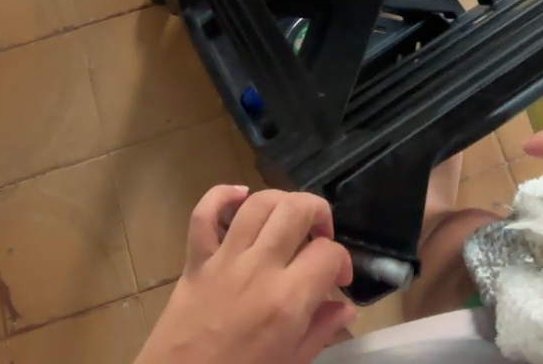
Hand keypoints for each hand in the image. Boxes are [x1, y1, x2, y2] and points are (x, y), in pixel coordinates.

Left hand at [134, 186, 356, 363]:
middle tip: (320, 236)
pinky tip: (240, 195)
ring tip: (290, 219)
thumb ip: (320, 331)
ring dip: (281, 201)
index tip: (339, 278)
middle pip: (296, 210)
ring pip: (258, 203)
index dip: (342, 260)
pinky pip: (204, 212)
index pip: (328, 253)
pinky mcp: (196, 257)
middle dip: (318, 212)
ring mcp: (225, 258)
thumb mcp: (291, 363)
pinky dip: (222, 195)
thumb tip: (345, 307)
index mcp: (287, 301)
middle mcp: (259, 268)